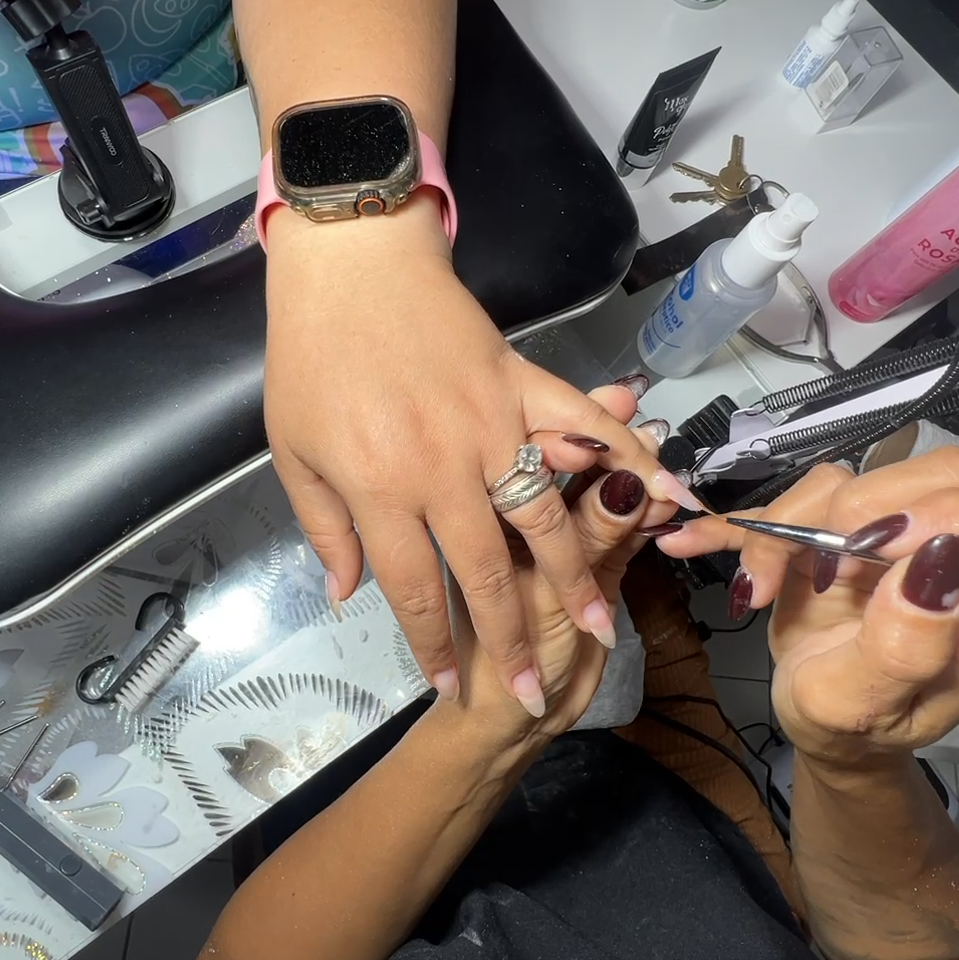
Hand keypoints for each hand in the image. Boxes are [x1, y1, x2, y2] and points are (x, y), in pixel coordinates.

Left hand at [264, 205, 692, 716]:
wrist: (349, 267)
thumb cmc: (309, 360)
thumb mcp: (293, 452)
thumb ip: (325, 527)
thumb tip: (345, 596)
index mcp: (380, 489)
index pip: (412, 590)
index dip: (433, 645)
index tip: (452, 686)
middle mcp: (445, 471)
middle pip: (486, 572)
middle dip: (510, 640)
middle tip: (532, 692)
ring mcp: (493, 426)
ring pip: (544, 516)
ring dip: (575, 578)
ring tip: (598, 627)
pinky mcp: (523, 386)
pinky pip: (582, 428)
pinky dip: (626, 461)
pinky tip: (665, 494)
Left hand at [444, 454, 671, 749]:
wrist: (509, 720)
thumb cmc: (497, 657)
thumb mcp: (542, 595)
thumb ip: (586, 542)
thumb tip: (628, 485)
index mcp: (487, 509)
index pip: (533, 457)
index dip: (575, 435)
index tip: (614, 413)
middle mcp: (521, 515)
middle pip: (572, 468)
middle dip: (612, 447)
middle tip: (648, 426)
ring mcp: (558, 539)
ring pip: (600, 496)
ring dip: (633, 478)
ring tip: (661, 451)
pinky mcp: (591, 564)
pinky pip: (620, 532)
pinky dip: (644, 518)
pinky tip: (665, 500)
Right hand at [655, 449, 958, 768]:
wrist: (818, 722)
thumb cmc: (853, 729)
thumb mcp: (867, 706)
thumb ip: (904, 646)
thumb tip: (938, 564)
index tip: (882, 551)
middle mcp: (949, 557)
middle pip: (940, 475)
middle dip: (863, 511)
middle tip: (824, 568)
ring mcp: (889, 537)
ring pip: (849, 480)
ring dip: (787, 526)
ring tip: (761, 586)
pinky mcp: (832, 530)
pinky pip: (785, 500)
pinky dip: (736, 523)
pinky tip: (691, 542)